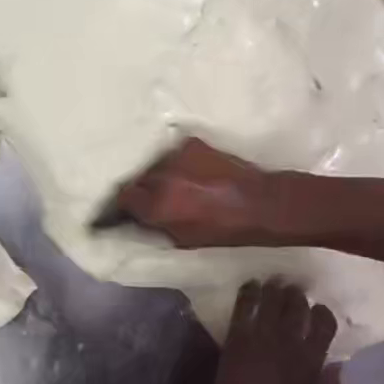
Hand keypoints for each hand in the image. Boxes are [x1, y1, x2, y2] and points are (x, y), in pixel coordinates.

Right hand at [113, 138, 283, 247]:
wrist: (260, 204)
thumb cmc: (224, 231)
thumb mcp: (183, 239)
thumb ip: (156, 225)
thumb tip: (139, 217)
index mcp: (157, 205)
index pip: (122, 197)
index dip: (122, 204)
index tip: (124, 208)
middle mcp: (161, 177)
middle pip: (136, 178)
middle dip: (139, 187)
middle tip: (146, 195)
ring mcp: (176, 156)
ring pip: (154, 163)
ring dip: (157, 172)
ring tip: (168, 180)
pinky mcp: (192, 143)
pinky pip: (173, 153)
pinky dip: (176, 162)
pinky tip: (187, 169)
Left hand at [191, 281, 341, 383]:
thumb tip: (339, 365)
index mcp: (310, 358)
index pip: (324, 322)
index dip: (323, 312)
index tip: (318, 310)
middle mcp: (288, 341)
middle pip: (297, 304)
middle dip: (298, 295)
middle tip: (295, 291)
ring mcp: (261, 336)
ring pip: (272, 299)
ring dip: (275, 288)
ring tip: (275, 283)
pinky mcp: (237, 336)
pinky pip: (244, 306)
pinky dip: (248, 292)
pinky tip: (251, 285)